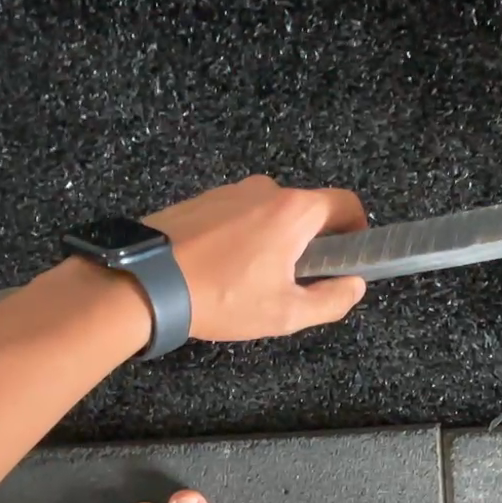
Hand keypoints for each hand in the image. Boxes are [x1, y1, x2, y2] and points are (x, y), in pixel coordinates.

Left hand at [142, 175, 369, 340]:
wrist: (143, 281)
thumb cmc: (221, 297)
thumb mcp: (286, 313)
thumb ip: (331, 300)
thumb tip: (354, 286)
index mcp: (294, 210)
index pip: (346, 204)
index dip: (358, 232)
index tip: (349, 261)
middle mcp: (265, 190)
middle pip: (308, 211)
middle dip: (313, 245)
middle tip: (297, 284)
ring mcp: (230, 191)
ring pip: (272, 215)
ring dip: (276, 243)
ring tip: (253, 283)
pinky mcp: (203, 201)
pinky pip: (241, 217)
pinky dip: (245, 239)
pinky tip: (226, 272)